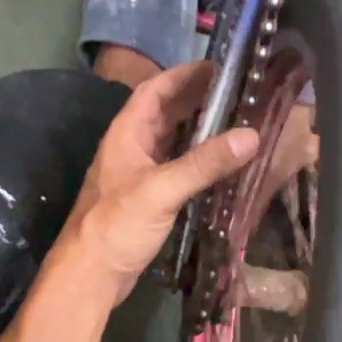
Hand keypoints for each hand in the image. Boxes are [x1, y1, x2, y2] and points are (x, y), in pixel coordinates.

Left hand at [63, 62, 260, 301]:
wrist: (90, 275)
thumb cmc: (116, 225)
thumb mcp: (161, 189)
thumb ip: (204, 163)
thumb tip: (251, 135)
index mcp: (127, 134)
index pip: (155, 90)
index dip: (183, 75)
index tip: (219, 66)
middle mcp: (132, 148)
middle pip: (166, 112)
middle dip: (198, 99)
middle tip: (239, 93)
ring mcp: (139, 174)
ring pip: (173, 141)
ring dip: (200, 130)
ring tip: (238, 121)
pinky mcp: (149, 199)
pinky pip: (177, 168)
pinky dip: (198, 161)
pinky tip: (222, 164)